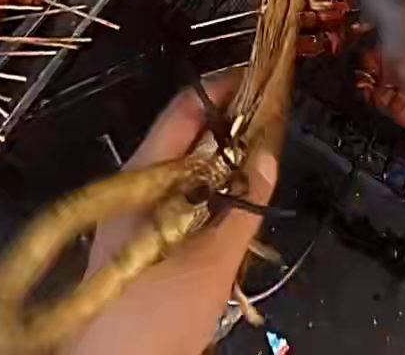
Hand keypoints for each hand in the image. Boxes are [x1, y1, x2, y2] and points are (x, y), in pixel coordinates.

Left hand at [68, 73, 278, 354]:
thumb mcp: (212, 263)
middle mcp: (134, 183)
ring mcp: (132, 208)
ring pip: (187, 160)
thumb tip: (269, 152)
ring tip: (261, 156)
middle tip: (272, 121)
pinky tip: (236, 199)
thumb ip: (245, 203)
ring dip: (225, 153)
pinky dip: (212, 181)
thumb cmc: (154, 322)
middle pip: (188, 130)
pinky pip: (182, 187)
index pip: (187, 107)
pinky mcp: (138, 233)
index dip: (227, 88)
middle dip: (233, 121)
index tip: (264, 81)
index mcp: (143, 177)